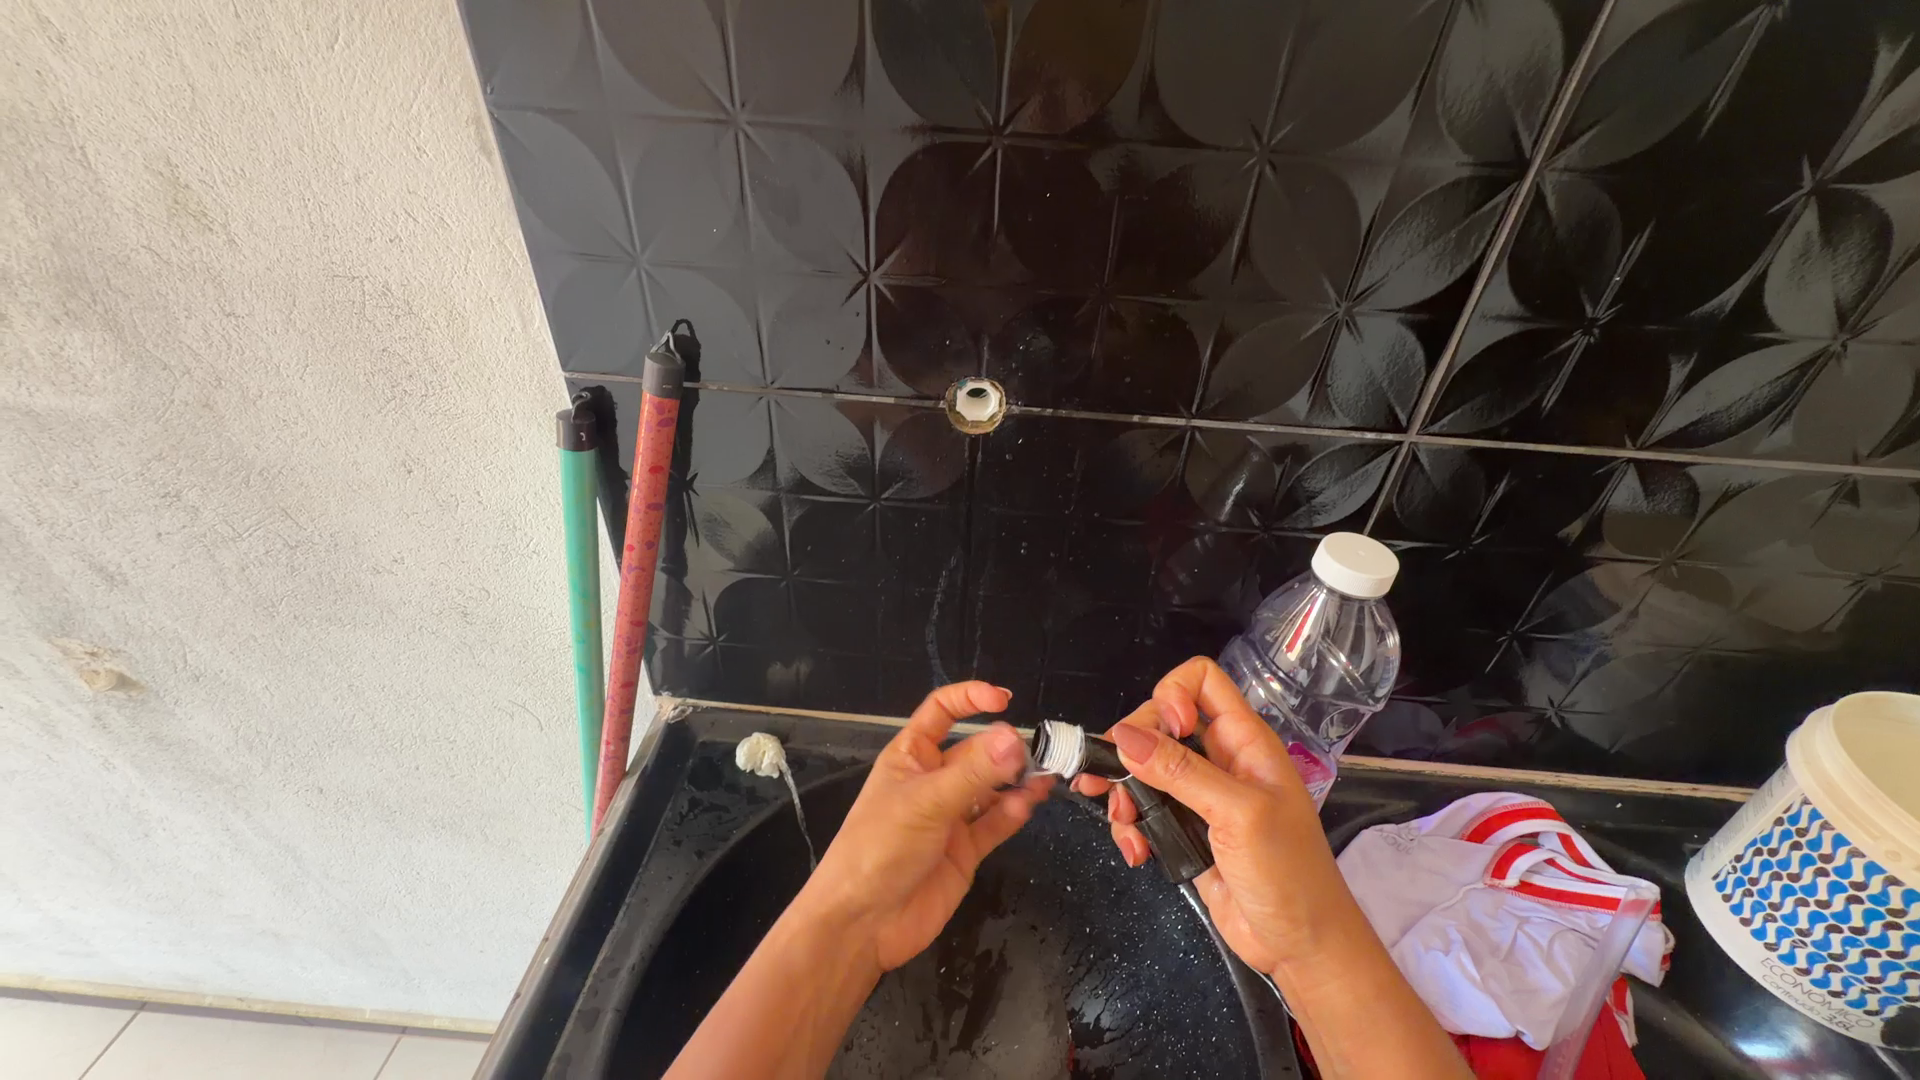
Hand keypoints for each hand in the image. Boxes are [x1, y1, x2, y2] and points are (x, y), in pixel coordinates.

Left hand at [799, 682, 1052, 971]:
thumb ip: (974, 773)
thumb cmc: (880, 846)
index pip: (942, 713)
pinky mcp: (966, 849)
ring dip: (1017, 779)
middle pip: (976, 751)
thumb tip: (1016, 738)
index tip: (1004, 700)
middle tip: (1037, 752)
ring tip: (1045, 776)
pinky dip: (1013, 812)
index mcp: (911, 756)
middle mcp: (933, 780)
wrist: (864, 923)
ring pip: (992, 787)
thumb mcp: (926, 802)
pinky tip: (1028, 804)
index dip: (970, 699)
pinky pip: (996, 822)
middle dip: (1004, 747)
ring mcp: (951, 816)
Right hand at [1072, 657, 1358, 976]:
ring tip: (1123, 822)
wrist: (1300, 947)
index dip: (1173, 693)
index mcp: (1244, 740)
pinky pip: (1143, 806)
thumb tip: (1122, 736)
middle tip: (1116, 779)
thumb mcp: (1238, 814)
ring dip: (1123, 790)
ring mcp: (1198, 793)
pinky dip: (1130, 824)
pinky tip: (1134, 850)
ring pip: (1143, 764)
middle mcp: (1218, 758)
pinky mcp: (1182, 828)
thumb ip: (1180, 772)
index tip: (1163, 732)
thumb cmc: (1286, 872)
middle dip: (1130, 747)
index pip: (1201, 680)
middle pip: (1159, 721)